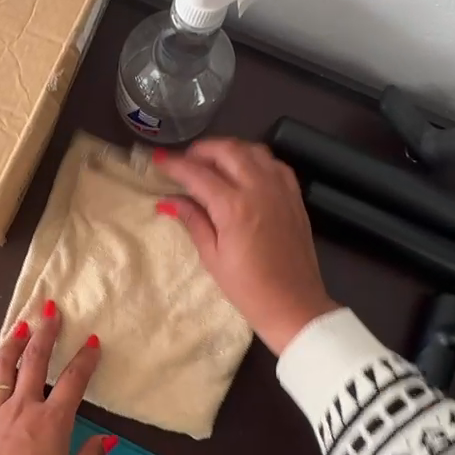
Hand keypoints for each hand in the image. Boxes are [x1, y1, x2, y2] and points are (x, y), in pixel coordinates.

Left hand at [0, 305, 111, 454]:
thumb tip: (107, 439)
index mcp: (51, 422)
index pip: (73, 381)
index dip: (85, 359)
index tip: (93, 341)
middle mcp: (23, 408)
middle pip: (35, 360)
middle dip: (45, 332)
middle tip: (50, 309)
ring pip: (3, 367)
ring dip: (12, 342)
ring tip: (20, 324)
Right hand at [155, 139, 339, 353]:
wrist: (294, 304)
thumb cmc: (247, 287)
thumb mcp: (212, 257)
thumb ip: (193, 220)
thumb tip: (169, 200)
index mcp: (234, 207)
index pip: (198, 173)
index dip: (175, 164)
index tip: (159, 159)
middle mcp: (258, 189)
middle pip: (227, 150)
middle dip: (201, 149)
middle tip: (185, 160)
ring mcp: (280, 190)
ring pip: (252, 150)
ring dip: (229, 150)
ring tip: (213, 162)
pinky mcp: (294, 196)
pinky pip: (274, 163)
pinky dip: (255, 159)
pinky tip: (244, 171)